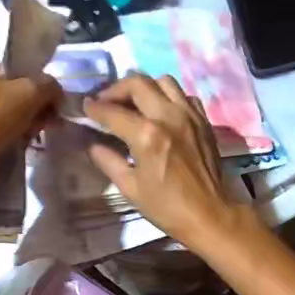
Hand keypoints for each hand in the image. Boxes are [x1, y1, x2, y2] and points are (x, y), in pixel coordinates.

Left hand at [0, 57, 58, 185]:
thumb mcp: (30, 91)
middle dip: (37, 104)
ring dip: (29, 121)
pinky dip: (16, 134)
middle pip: (15, 90)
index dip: (39, 80)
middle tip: (51, 118)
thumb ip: (50, 85)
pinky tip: (26, 141)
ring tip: (39, 131)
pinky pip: (2, 130)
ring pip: (11, 112)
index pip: (17, 66)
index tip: (54, 97)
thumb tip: (56, 92)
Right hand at [84, 75, 256, 253]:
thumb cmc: (166, 206)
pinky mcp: (203, 119)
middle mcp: (168, 116)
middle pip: (138, 83)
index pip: (113, 112)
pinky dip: (168, 96)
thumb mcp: (130, 187)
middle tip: (107, 102)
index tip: (85, 107)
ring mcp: (189, 114)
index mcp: (147, 135)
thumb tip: (93, 145)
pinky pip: (183, 95)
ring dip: (144, 87)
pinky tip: (160, 112)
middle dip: (116, 89)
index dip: (94, 108)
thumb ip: (108, 161)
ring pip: (163, 81)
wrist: (208, 214)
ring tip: (134, 103)